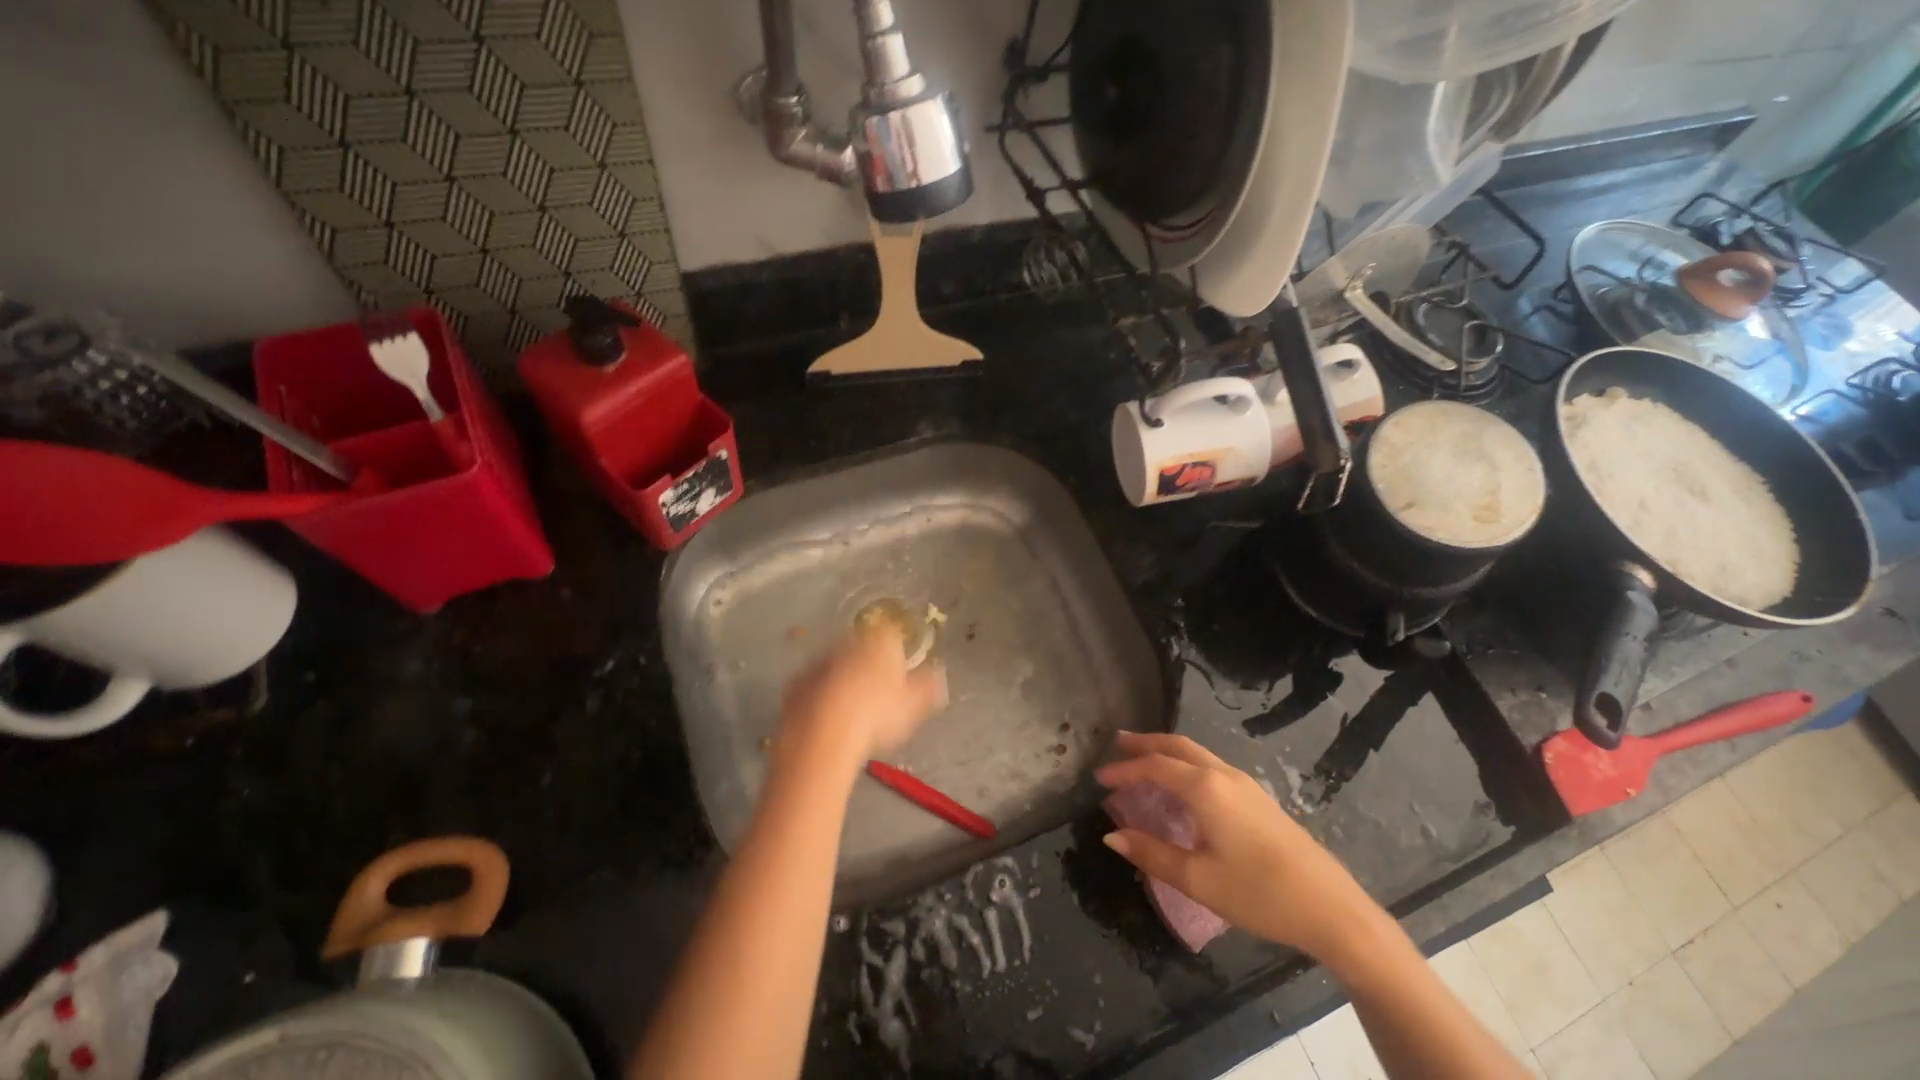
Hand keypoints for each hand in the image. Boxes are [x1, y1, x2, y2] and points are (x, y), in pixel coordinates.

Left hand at [777, 623, 947, 766]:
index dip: (898, 655)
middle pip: (863, 649)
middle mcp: (848, 641)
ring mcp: (818, 660)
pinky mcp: (795, 682)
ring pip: (837, 667)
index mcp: (881, 639)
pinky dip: (820, 698)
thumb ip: (928, 688)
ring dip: (843, 682)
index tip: (901, 677)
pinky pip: (814, 686)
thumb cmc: (877, 714)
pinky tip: (827, 721)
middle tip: (878, 698)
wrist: (822, 734)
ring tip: (852, 715)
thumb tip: (939, 678)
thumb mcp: (914, 705)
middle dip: (869, 667)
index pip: (894, 635)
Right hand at [1097, 732, 1381, 965]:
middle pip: (1179, 747)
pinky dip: (1187, 767)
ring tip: (1144, 761)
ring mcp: (1247, 786)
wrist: (1330, 908)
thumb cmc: (1258, 893)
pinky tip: (1183, 788)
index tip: (1099, 779)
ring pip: (1199, 755)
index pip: (1155, 767)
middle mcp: (1225, 776)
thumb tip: (1112, 836)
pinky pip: (1213, 768)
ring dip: (1168, 753)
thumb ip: (1152, 854)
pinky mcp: (1261, 800)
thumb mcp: (1197, 879)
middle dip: (1146, 744)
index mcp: (1206, 789)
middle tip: (1118, 745)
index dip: (1124, 770)